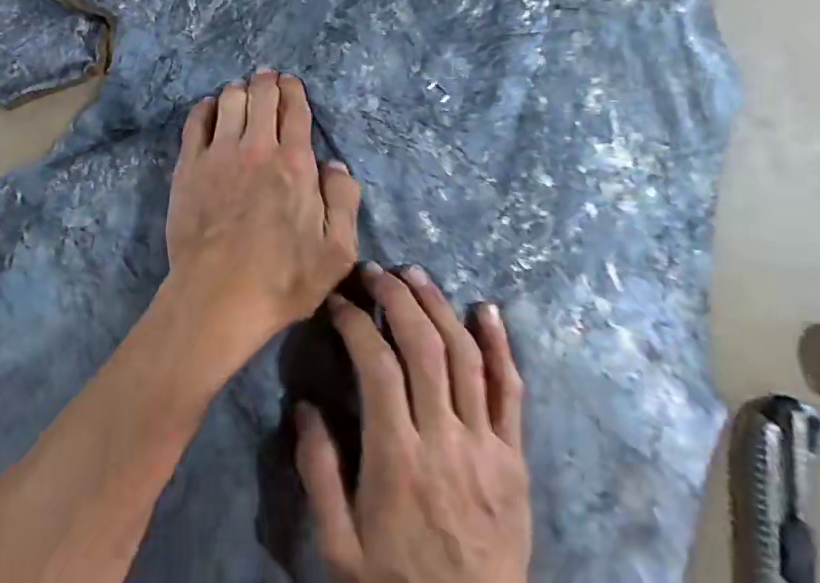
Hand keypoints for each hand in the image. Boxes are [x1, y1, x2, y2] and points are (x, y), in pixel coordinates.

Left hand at [163, 69, 360, 355]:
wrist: (217, 298)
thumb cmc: (283, 278)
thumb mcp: (337, 251)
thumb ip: (344, 202)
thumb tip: (335, 166)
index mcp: (296, 163)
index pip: (295, 110)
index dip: (293, 90)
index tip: (291, 83)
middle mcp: (257, 148)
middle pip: (261, 96)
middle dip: (267, 81)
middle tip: (268, 77)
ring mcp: (218, 155)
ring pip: (229, 101)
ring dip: (239, 90)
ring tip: (243, 90)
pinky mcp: (188, 168)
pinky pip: (196, 122)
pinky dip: (206, 107)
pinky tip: (211, 107)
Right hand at [298, 263, 530, 582]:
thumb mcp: (339, 547)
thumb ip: (319, 474)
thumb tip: (305, 406)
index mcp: (397, 461)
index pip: (379, 368)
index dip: (357, 325)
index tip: (339, 302)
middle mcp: (444, 440)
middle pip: (425, 348)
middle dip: (398, 299)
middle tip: (377, 271)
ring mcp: (486, 444)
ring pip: (467, 357)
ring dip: (441, 307)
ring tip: (417, 275)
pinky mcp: (515, 454)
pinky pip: (511, 390)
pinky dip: (500, 345)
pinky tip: (486, 309)